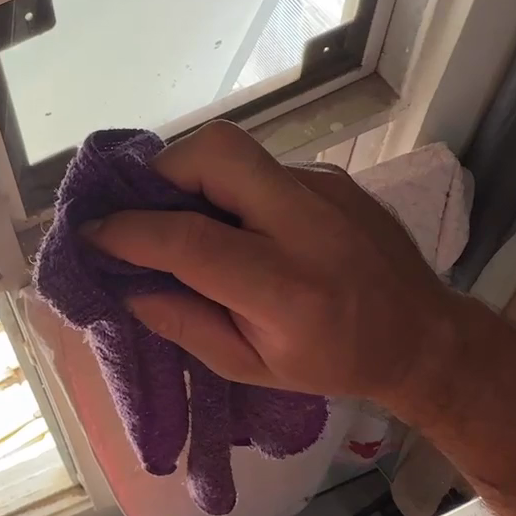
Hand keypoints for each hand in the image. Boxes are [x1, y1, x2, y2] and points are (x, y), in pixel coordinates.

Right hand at [85, 121, 476, 411]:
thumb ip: (182, 323)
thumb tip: (124, 284)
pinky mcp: (328, 175)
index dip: (128, 232)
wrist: (424, 335)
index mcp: (288, 289)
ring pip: (234, 150)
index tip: (90, 234)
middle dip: (159, 172)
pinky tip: (229, 222)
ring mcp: (323, 189)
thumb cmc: (332, 363)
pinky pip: (256, 166)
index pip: (191, 241)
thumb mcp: (249, 365)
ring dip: (188, 175)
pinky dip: (223, 187)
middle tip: (140, 208)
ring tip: (176, 214)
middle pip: (216, 154)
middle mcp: (309, 224)